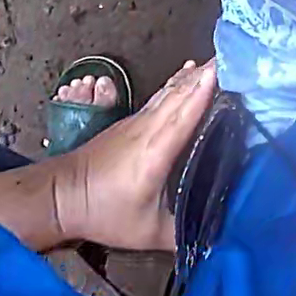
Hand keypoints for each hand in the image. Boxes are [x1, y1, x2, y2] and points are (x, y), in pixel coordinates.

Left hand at [52, 61, 217, 250]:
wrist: (58, 196)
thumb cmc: (103, 212)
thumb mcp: (147, 233)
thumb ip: (184, 232)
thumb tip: (220, 239)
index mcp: (157, 151)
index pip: (184, 114)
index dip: (203, 91)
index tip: (222, 69)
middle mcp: (150, 128)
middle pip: (182, 93)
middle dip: (209, 73)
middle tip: (237, 57)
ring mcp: (140, 120)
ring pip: (173, 90)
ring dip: (197, 74)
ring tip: (220, 59)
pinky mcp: (134, 119)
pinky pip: (164, 93)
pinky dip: (182, 80)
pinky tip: (191, 70)